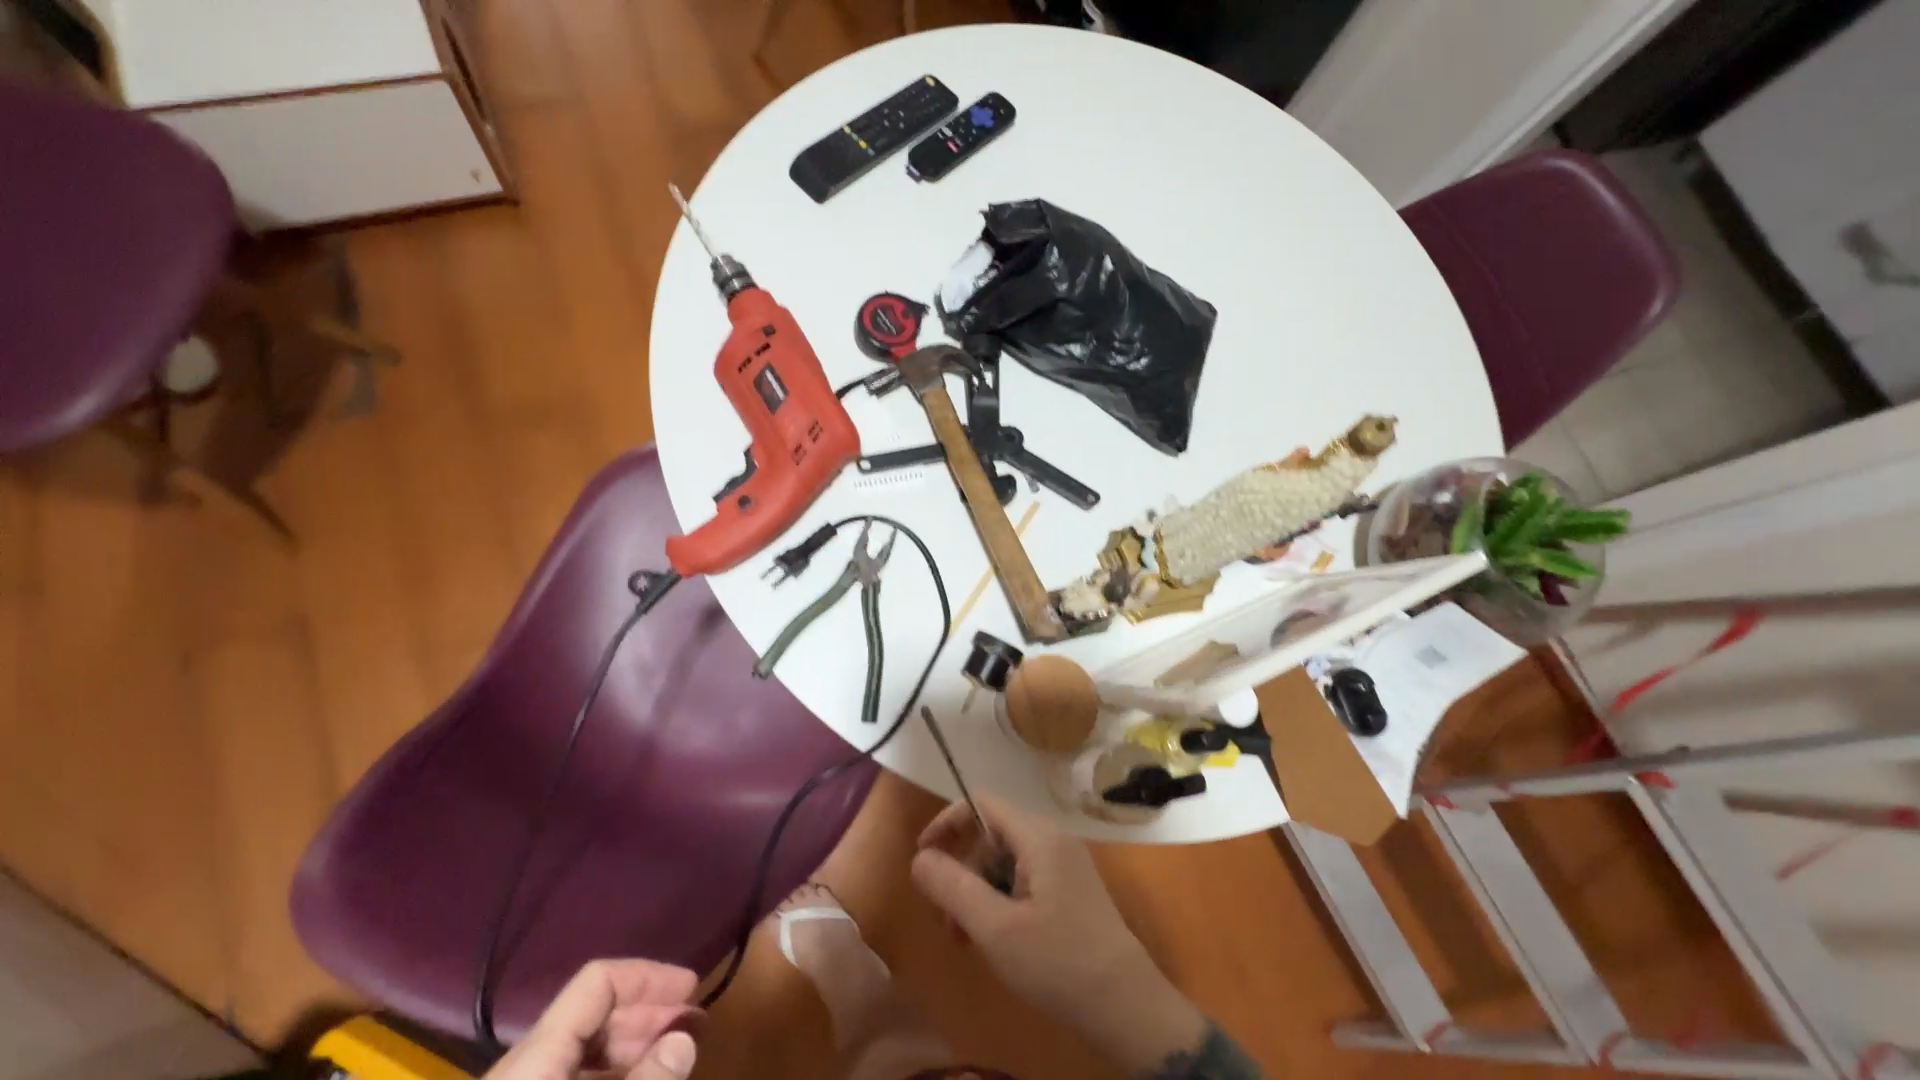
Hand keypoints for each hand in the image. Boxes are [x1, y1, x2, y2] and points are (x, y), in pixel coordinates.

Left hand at [482, 960, 700, 1079]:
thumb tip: (686, 1035)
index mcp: (534, 1056)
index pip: (596, 982)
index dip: (648, 975)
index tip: (693, 988)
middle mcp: (521, 1065)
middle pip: (590, 1013)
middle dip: (647, 1013)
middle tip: (695, 1027)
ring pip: (581, 1048)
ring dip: (632, 1044)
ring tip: (674, 1055)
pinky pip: (569, 1075)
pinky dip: (609, 1072)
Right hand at [910, 796, 1204, 1071]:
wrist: (1126, 1005)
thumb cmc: (1057, 962)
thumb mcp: (995, 928)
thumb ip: (952, 887)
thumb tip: (919, 859)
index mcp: (1038, 838)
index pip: (980, 804)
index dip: (946, 824)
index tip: (922, 860)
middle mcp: (1053, 842)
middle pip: (990, 836)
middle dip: (961, 872)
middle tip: (947, 922)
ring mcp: (1065, 867)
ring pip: (1004, 863)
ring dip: (977, 894)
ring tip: (966, 940)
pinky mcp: (1070, 893)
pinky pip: (1023, 882)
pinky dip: (1000, 903)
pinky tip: (994, 941)